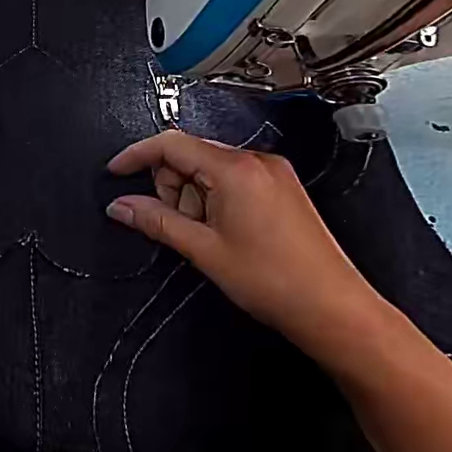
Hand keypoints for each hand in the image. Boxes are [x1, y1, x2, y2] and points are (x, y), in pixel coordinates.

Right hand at [105, 131, 380, 343]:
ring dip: (196, 197)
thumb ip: (157, 222)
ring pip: (211, 169)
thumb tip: (124, 207)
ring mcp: (272, 171)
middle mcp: (256, 160)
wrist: (332, 307)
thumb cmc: (279, 282)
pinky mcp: (281, 185)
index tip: (119, 170)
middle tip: (180, 225)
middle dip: (174, 186)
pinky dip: (218, 199)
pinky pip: (234, 178)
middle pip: (191, 155)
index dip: (138, 156)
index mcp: (235, 169)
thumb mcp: (204, 251)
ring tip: (210, 237)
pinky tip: (226, 232)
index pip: (171, 144)